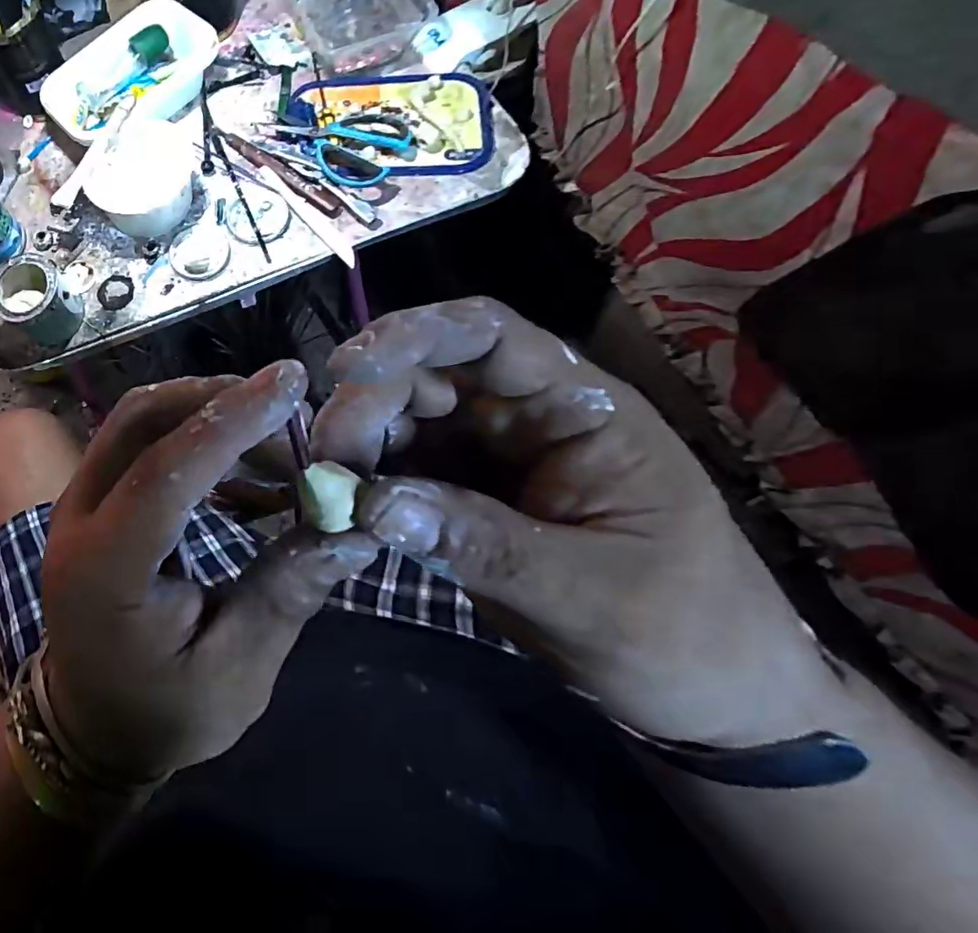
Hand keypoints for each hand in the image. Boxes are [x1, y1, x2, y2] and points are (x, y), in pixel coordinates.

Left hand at [39, 361, 380, 781]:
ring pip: (135, 423)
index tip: (289, 383)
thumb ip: (284, 593)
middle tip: (293, 413)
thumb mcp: (234, 673)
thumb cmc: (157, 711)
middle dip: (215, 400)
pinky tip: (248, 466)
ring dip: (206, 412)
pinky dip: (193, 437)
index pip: (164, 471)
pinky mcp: (93, 500)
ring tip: (281, 442)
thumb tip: (352, 525)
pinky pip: (139, 445)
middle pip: (137, 422)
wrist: (87, 720)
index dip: (229, 421)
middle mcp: (77, 518)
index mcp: (104, 567)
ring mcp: (77, 503)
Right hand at [310, 297, 833, 742]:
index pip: (490, 338)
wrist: (707, 697)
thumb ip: (477, 544)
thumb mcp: (584, 593)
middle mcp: (520, 418)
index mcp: (579, 412)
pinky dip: (358, 482)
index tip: (348, 369)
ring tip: (325, 488)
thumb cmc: (681, 635)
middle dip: (366, 404)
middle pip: (424, 375)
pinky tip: (337, 506)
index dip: (416, 335)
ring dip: (354, 444)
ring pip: (397, 420)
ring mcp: (483, 455)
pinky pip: (392, 469)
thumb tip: (368, 504)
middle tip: (327, 461)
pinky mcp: (454, 493)